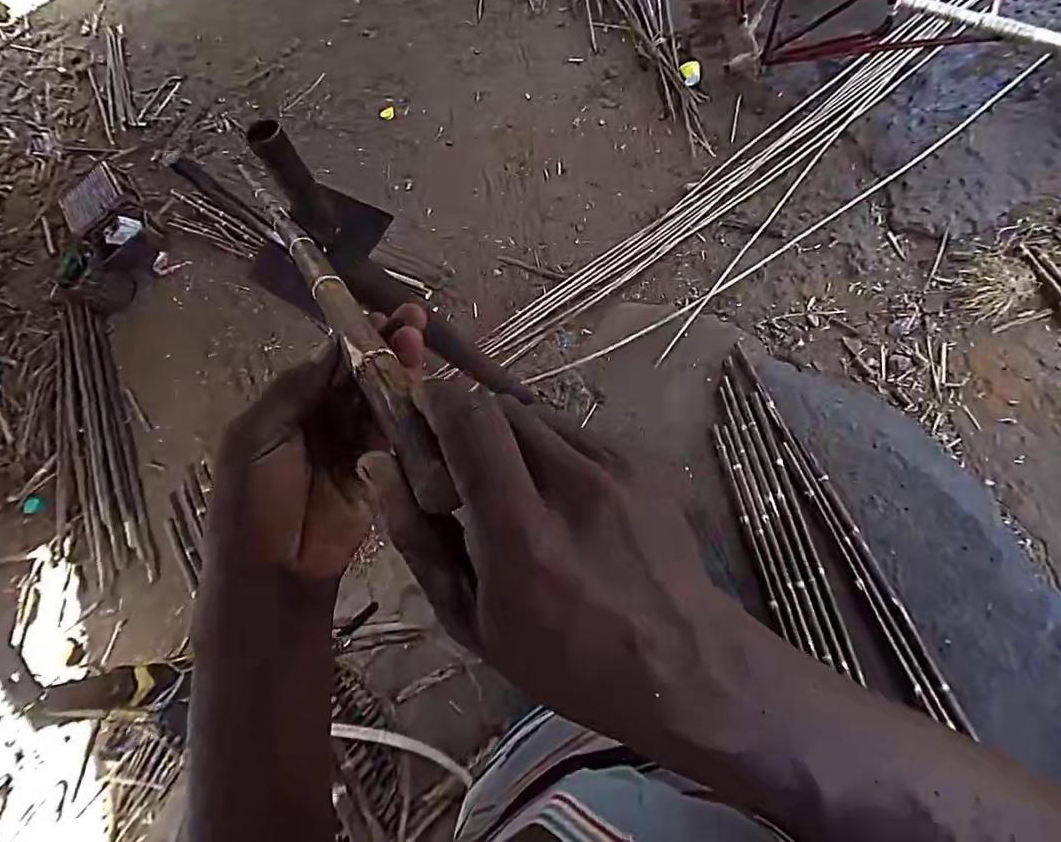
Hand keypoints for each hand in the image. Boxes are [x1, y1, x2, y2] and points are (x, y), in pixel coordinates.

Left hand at [210, 304, 427, 586]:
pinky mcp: (385, 463)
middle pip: (364, 371)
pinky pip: (399, 428)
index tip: (380, 314)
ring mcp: (360, 440)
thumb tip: (333, 344)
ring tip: (420, 340)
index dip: (355, 336)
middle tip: (413, 318)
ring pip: (386, 394)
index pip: (330, 361)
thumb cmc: (251, 500)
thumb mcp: (254, 436)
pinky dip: (413, 405)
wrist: (274, 570)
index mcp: (293, 405)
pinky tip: (426, 382)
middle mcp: (329, 416)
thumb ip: (293, 388)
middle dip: (388, 343)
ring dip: (403, 367)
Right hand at [357, 383, 746, 747]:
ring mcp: (616, 467)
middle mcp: (574, 484)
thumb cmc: (566, 658)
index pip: (472, 424)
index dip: (438, 403)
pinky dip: (554, 448)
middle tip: (465, 461)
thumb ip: (420, 539)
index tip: (422, 409)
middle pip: (504, 408)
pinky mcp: (641, 462)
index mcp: (523, 534)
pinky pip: (579, 432)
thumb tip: (380, 465)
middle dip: (472, 423)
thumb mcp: (474, 622)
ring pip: (542, 414)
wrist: (680, 657)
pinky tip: (563, 493)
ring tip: (518, 484)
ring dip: (514, 435)